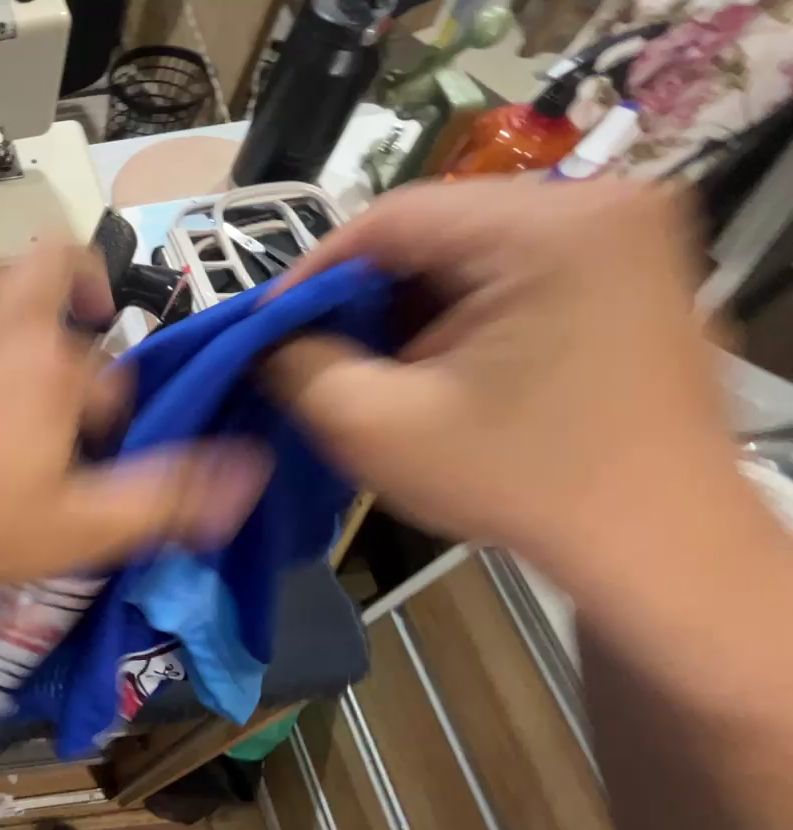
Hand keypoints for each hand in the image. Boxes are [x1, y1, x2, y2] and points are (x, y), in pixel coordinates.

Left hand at [0, 244, 272, 599]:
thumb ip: (171, 495)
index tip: (95, 448)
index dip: (113, 405)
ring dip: (4, 289)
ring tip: (14, 337)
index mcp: (51, 364)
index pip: (107, 364)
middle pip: (49, 260)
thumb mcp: (85, 527)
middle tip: (82, 333)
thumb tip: (249, 470)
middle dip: (78, 285)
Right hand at [263, 178, 742, 577]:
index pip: (389, 218)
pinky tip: (421, 361)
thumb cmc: (515, 479)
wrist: (654, 540)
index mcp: (549, 226)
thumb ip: (295, 367)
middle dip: (356, 293)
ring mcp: (624, 234)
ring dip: (398, 304)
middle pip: (429, 228)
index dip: (309, 275)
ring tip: (360, 362)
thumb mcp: (371, 425)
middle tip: (306, 351)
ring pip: (462, 248)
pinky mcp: (625, 270)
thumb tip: (260, 341)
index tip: (263, 332)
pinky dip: (447, 311)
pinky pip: (504, 268)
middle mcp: (601, 203)